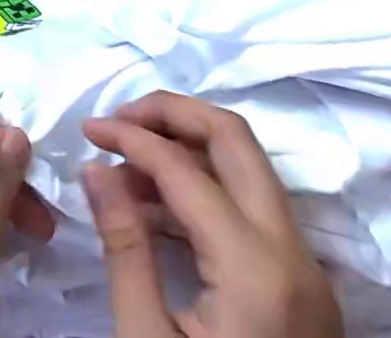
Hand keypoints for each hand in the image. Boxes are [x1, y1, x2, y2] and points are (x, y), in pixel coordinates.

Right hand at [81, 93, 342, 337]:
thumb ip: (124, 245)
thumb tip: (95, 169)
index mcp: (254, 268)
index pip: (182, 166)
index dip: (127, 137)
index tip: (85, 131)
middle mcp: (293, 250)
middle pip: (234, 137)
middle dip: (169, 112)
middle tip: (116, 120)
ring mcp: (305, 264)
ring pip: (246, 162)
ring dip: (185, 143)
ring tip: (125, 164)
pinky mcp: (300, 278)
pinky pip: (249, 200)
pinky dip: (201, 180)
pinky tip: (154, 203)